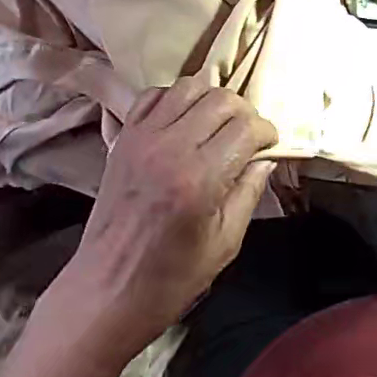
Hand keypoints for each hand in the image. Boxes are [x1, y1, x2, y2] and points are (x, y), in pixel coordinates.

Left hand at [53, 77, 278, 353]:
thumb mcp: (225, 243)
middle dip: (243, 111)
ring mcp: (142, 138)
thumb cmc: (171, 278)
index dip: (266, 131)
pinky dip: (175, 98)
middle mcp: (170, 147)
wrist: (107, 290)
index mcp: (200, 178)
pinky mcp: (123, 138)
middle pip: (220, 98)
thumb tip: (265, 158)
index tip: (269, 144)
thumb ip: (248, 192)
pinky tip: (184, 121)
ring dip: (211, 99)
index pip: (245, 127)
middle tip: (248, 134)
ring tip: (217, 124)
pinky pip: (153, 96)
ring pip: (187, 86)